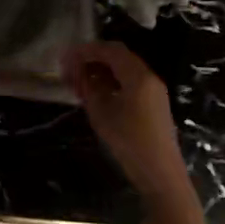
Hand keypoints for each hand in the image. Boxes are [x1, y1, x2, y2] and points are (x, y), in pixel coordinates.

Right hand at [63, 42, 193, 210]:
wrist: (160, 174)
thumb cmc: (128, 140)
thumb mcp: (100, 111)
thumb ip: (88, 86)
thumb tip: (76, 70)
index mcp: (138, 76)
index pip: (109, 50)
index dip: (85, 50)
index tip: (64, 58)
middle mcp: (149, 78)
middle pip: (118, 56)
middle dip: (92, 58)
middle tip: (69, 70)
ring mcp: (154, 91)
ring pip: (123, 68)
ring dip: (100, 70)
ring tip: (78, 83)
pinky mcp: (153, 103)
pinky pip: (129, 81)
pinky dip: (111, 81)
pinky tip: (95, 93)